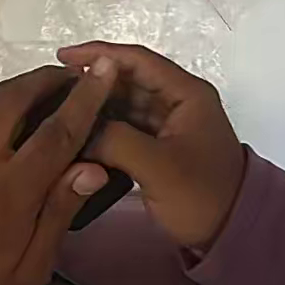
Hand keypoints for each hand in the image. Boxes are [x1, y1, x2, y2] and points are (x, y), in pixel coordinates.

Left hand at [0, 61, 114, 284]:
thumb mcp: (31, 269)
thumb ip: (60, 212)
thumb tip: (94, 165)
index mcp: (4, 195)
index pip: (56, 132)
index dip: (86, 98)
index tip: (104, 70)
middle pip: (14, 100)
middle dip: (47, 80)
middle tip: (73, 78)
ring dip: (17, 96)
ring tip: (42, 103)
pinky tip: (1, 131)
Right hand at [57, 42, 245, 251]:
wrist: (230, 229)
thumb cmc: (203, 195)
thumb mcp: (159, 167)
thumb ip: (117, 141)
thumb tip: (80, 130)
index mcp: (187, 94)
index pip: (140, 61)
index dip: (101, 55)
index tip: (63, 56)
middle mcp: (179, 101)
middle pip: (130, 80)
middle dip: (94, 82)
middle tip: (54, 90)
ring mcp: (171, 123)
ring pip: (127, 104)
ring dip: (97, 106)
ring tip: (59, 111)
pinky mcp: (162, 144)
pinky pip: (128, 126)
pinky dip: (105, 129)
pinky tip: (78, 135)